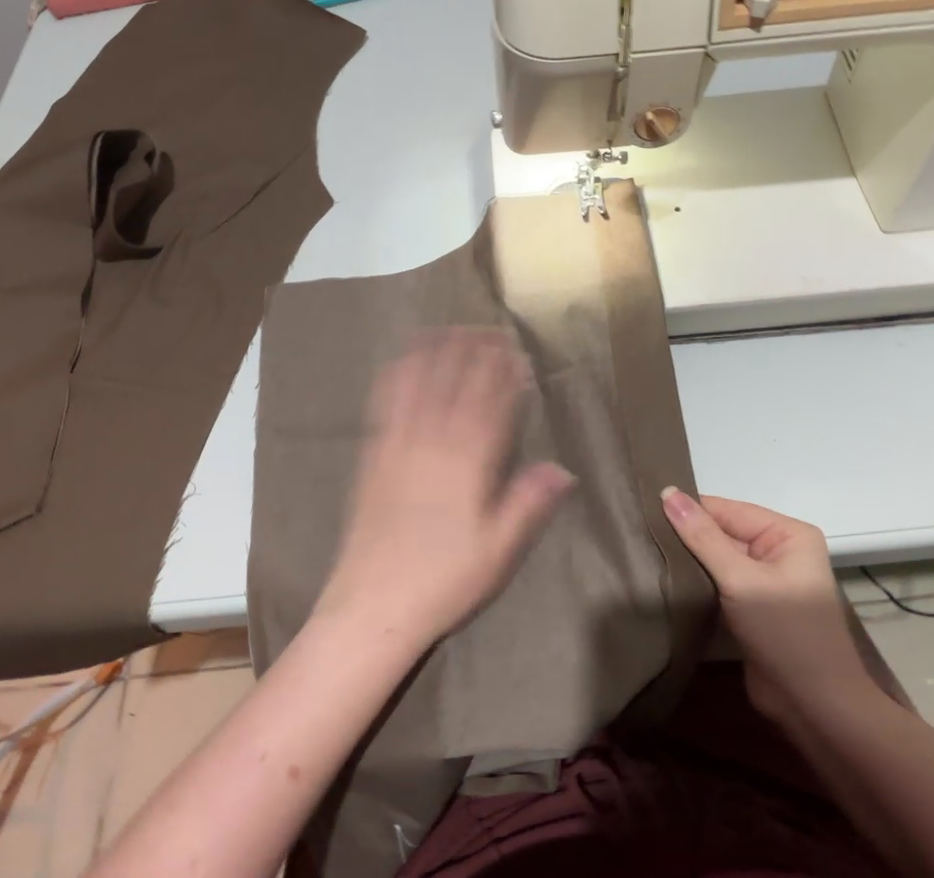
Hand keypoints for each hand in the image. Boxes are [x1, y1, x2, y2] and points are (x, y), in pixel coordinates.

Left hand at [313, 328, 575, 652]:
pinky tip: (401, 364)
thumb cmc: (444, 580)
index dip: (505, 373)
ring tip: (448, 330)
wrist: (373, 605)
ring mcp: (396, 446)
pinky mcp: (371, 458)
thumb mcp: (498, 550)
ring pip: (417, 384)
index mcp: (469, 463)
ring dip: (434, 352)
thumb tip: (562, 470)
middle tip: (489, 329)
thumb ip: (528, 503)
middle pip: (455, 382)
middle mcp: (431, 443)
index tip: (517, 351)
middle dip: (473, 351)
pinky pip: (384, 404)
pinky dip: (396, 376)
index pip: (491, 403)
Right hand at [660, 490, 875, 721]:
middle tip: (636, 535)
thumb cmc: (785, 633)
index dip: (688, 510)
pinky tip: (664, 582)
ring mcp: (766, 582)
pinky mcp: (752, 609)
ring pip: (717, 561)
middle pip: (722, 532)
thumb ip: (703, 537)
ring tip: (643, 556)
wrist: (814, 704)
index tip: (642, 512)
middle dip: (685, 537)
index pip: (727, 509)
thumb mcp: (741, 579)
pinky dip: (696, 585)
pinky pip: (719, 585)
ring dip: (688, 562)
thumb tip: (667, 492)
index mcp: (788, 534)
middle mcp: (779, 552)